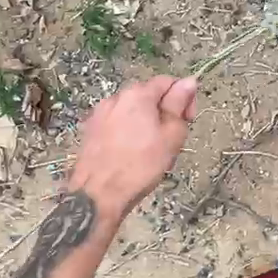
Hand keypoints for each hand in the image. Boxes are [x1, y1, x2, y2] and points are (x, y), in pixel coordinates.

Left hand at [66, 76, 197, 221]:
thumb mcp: (172, 134)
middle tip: (171, 137)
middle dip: (164, 110)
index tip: (188, 120)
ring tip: (151, 148)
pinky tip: (131, 153)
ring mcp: (99, 115)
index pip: (168, 82)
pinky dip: (128, 131)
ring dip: (146, 121)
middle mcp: (115, 98)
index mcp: (137, 94)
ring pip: (132, 110)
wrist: (97, 196)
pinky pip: (117, 123)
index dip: (184, 98)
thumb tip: (188, 81)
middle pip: (148, 95)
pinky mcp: (89, 132)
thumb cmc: (141, 164)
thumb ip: (179, 104)